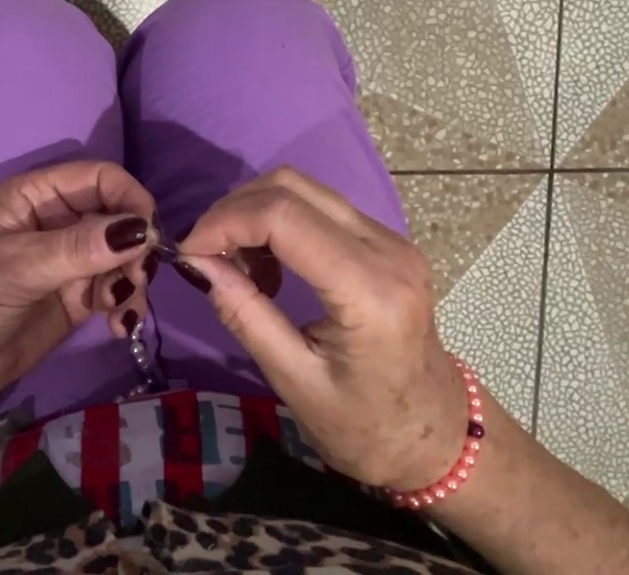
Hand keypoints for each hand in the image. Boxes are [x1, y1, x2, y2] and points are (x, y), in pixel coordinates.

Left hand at [0, 161, 158, 411]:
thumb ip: (79, 248)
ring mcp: (70, 259)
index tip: (150, 236)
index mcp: (36, 195)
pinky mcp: (79, 296)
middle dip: (135, 245)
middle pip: (119, 215)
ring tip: (119, 309)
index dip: (130, 199)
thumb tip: (141, 230)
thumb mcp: (19, 267)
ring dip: (132, 278)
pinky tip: (117, 325)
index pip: (99, 178)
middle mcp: (58, 219)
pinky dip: (126, 303)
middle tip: (135, 280)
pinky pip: (117, 288)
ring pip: (124, 254)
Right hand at [175, 168, 470, 491]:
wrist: (438, 441)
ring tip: (233, 261)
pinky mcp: (386, 241)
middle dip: (234, 211)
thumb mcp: (294, 381)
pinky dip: (277, 219)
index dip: (225, 222)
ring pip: (303, 188)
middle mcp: (386, 250)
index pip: (283, 216)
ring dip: (254, 212)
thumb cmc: (366, 427)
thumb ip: (245, 314)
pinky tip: (266, 263)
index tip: (190, 252)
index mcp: (369, 291)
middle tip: (205, 254)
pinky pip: (319, 206)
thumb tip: (198, 262)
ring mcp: (391, 240)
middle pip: (290, 187)